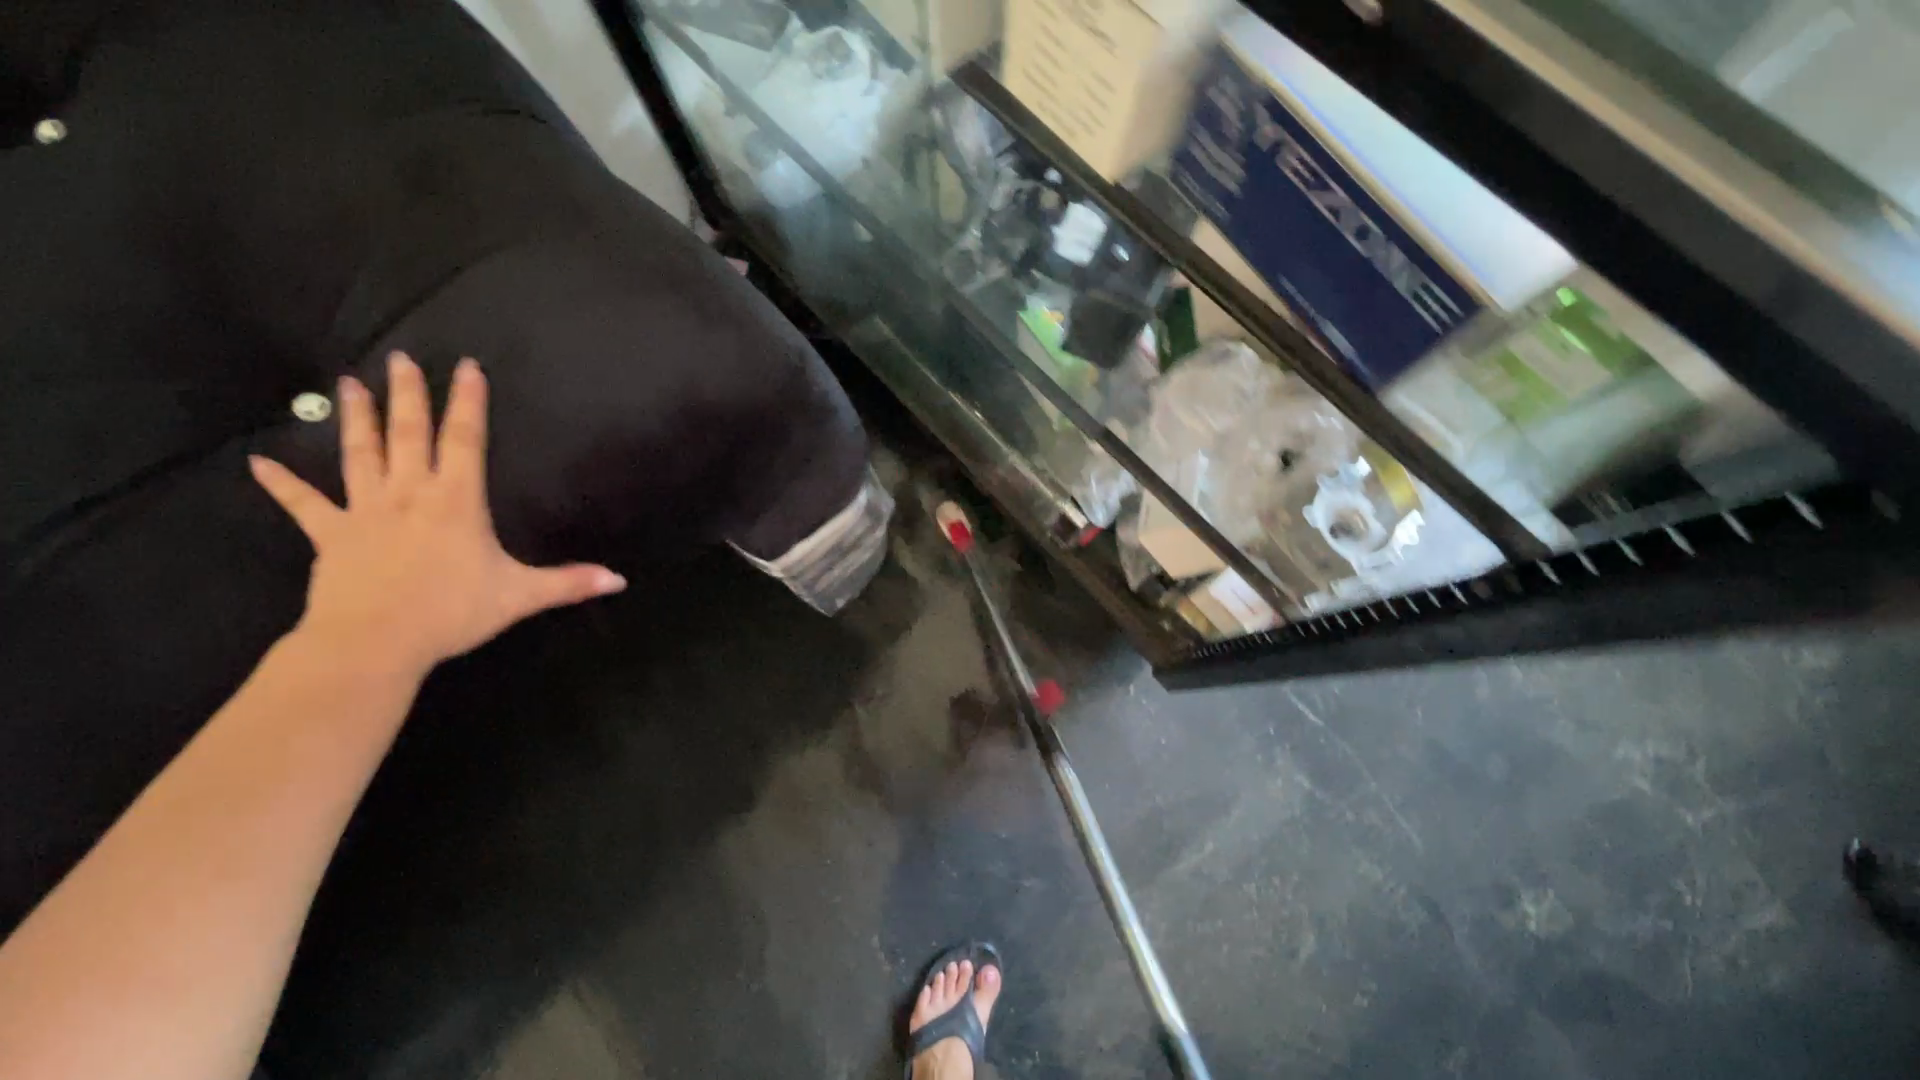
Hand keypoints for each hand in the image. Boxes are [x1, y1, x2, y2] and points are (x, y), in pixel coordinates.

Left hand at [250, 352, 626, 675]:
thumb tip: (619, 579)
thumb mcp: (520, 596)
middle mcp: (410, 494)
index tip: (468, 367)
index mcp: (456, 500)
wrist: (375, 642)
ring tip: (349, 383)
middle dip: (408, 395)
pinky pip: (303, 506)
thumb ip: (569, 582)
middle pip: (409, 434)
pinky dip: (281, 485)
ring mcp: (365, 511)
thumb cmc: (451, 612)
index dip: (469, 401)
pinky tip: (257, 464)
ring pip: (360, 454)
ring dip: (355, 418)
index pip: (465, 439)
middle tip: (401, 359)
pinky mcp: (331, 536)